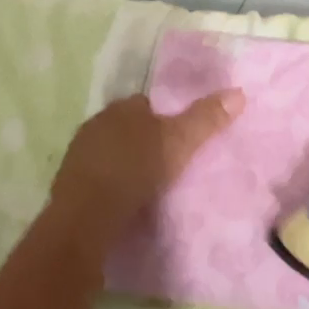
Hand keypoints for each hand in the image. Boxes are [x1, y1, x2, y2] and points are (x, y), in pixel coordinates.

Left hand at [49, 90, 244, 231]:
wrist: (86, 215)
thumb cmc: (136, 169)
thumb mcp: (180, 143)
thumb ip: (206, 119)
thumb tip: (239, 93)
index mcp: (122, 108)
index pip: (147, 104)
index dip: (166, 118)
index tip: (181, 137)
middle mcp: (97, 123)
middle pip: (128, 127)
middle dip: (145, 140)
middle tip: (169, 161)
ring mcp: (79, 154)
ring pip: (112, 151)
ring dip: (127, 162)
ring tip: (149, 183)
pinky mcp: (70, 183)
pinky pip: (99, 176)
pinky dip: (112, 183)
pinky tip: (126, 199)